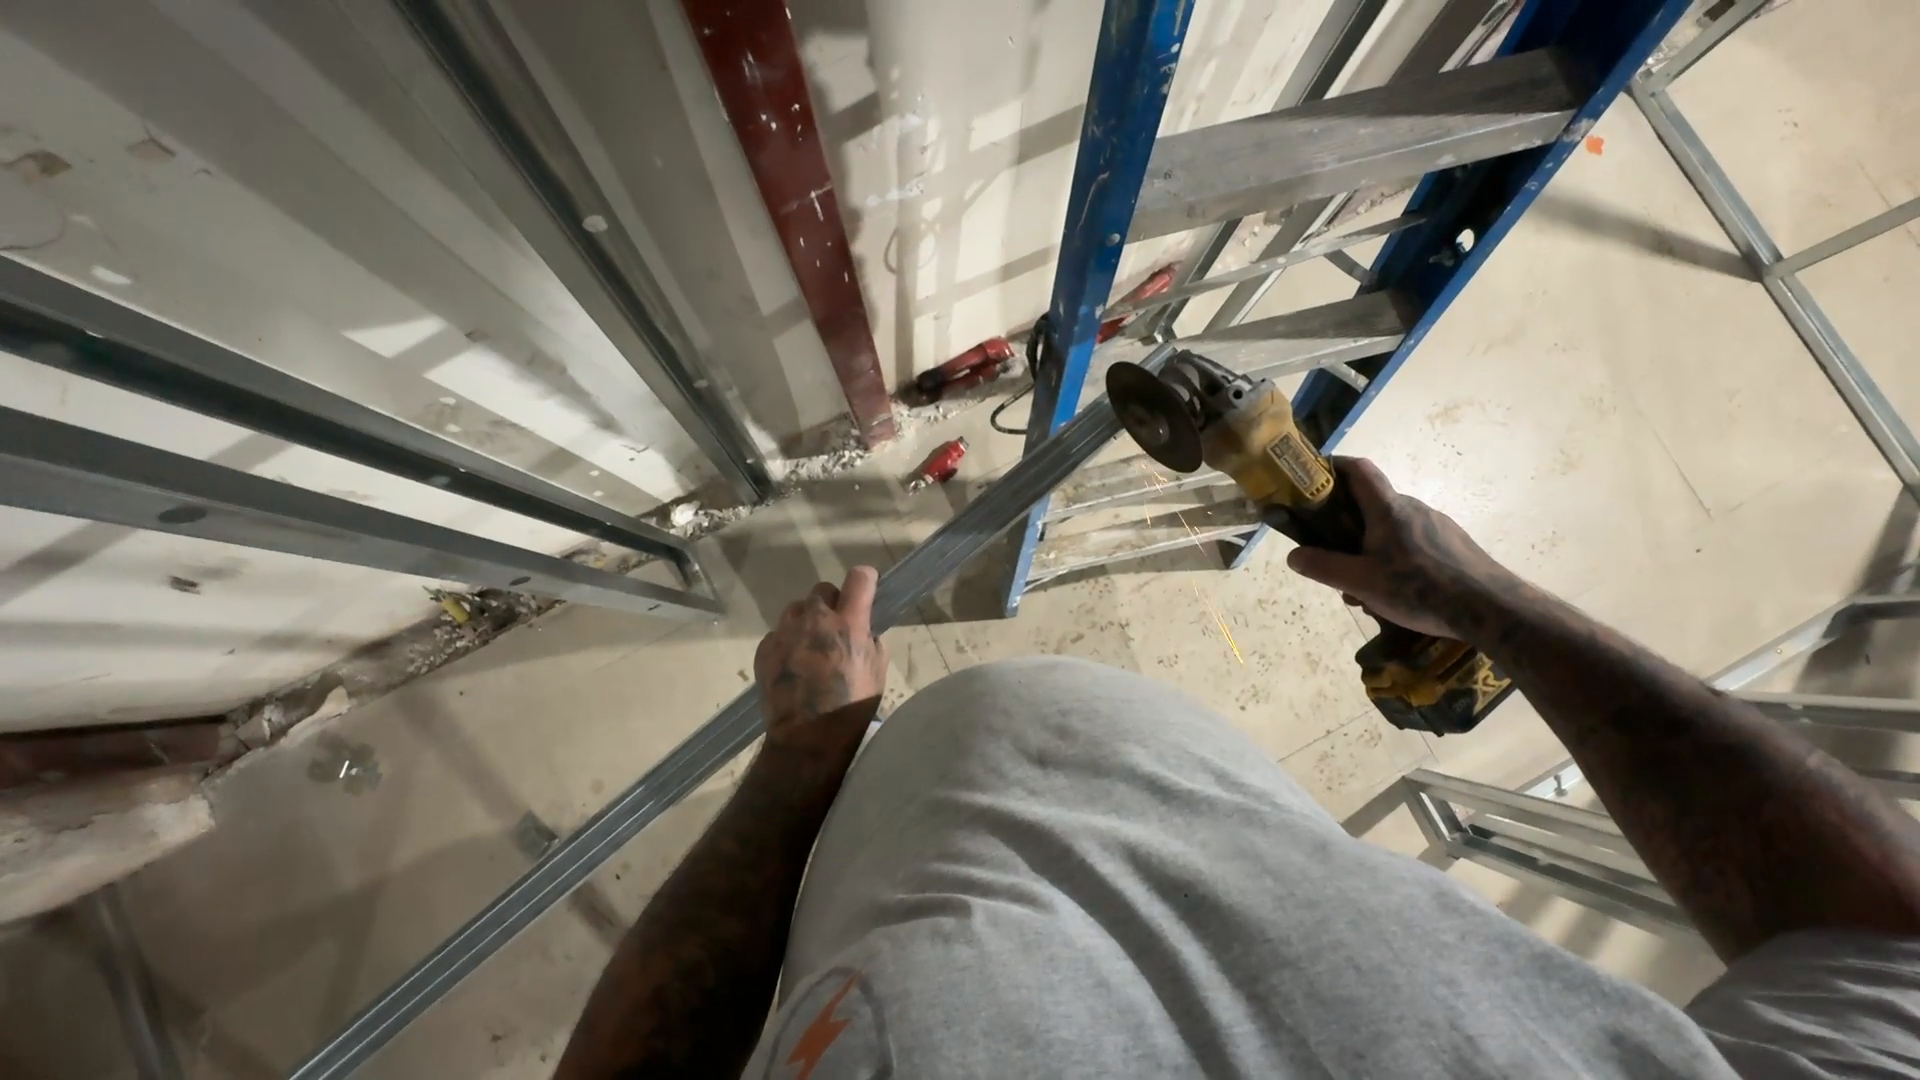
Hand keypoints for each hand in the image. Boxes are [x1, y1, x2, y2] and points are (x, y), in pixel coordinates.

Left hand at [754, 566, 887, 741]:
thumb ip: (869, 640)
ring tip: (810, 646)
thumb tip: (862, 629)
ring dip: (806, 620)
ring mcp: (785, 633)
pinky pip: (778, 633)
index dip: (865, 579)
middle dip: (831, 603)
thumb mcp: (877, 671)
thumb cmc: (852, 707)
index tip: (866, 587)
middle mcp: (815, 620)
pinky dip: (786, 643)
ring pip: (796, 609)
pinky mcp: (764, 649)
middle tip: (835, 626)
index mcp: (849, 623)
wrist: (808, 737)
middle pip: (822, 590)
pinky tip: (792, 666)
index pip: (859, 578)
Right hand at [1284, 457, 1524, 640]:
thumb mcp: (1360, 582)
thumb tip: (1293, 556)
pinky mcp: (1452, 546)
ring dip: (1368, 551)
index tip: (1313, 477)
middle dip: (1343, 528)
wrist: (1491, 609)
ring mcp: (1437, 526)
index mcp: (1388, 509)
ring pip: (1389, 530)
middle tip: (1329, 556)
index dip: (1334, 466)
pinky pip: (1411, 544)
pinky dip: (1393, 561)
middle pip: (1369, 506)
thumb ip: (1323, 566)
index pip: (1358, 470)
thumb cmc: (1420, 589)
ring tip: (1361, 589)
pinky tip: (1394, 595)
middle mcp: (1413, 509)